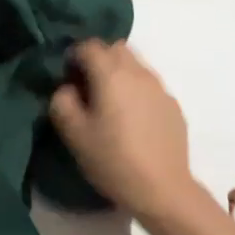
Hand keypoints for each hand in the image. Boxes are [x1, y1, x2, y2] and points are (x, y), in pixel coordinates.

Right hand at [48, 40, 198, 220]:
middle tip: (86, 88)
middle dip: (98, 60)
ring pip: (135, 66)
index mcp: (112, 74)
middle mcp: (139, 72)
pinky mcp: (173, 106)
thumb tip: (67, 88)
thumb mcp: (74, 134)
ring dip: (119, 75)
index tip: (66, 78)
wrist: (162, 188)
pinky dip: (135, 92)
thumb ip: (62, 102)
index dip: (74, 57)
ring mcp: (160, 88)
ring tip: (109, 105)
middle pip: (116, 49)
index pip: (89, 46)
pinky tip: (132, 121)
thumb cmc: (112, 160)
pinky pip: (149, 87)